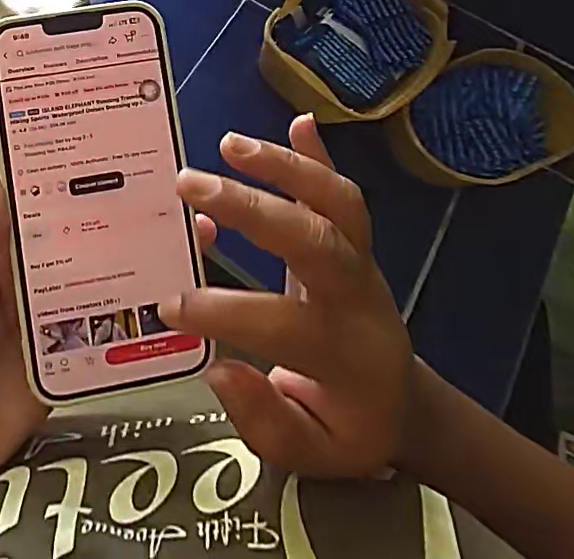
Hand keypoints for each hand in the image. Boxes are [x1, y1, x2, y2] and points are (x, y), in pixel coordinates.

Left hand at [0, 175, 222, 488]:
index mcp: (4, 252)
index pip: (45, 205)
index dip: (75, 179)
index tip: (115, 149)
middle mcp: (39, 277)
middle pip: (88, 238)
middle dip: (128, 214)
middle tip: (176, 191)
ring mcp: (61, 318)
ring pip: (110, 279)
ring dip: (146, 259)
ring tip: (191, 236)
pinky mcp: (77, 357)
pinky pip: (115, 331)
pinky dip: (146, 316)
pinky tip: (182, 302)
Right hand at [159, 115, 417, 478]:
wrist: (404, 397)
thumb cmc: (349, 424)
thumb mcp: (311, 452)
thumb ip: (263, 420)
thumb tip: (219, 368)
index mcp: (344, 353)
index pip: (281, 325)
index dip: (223, 313)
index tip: (170, 304)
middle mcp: (357, 295)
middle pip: (313, 239)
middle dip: (251, 207)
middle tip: (190, 183)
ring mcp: (361, 259)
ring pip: (335, 202)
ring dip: (284, 166)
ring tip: (229, 144)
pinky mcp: (356, 240)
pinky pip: (343, 192)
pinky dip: (321, 155)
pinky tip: (300, 122)